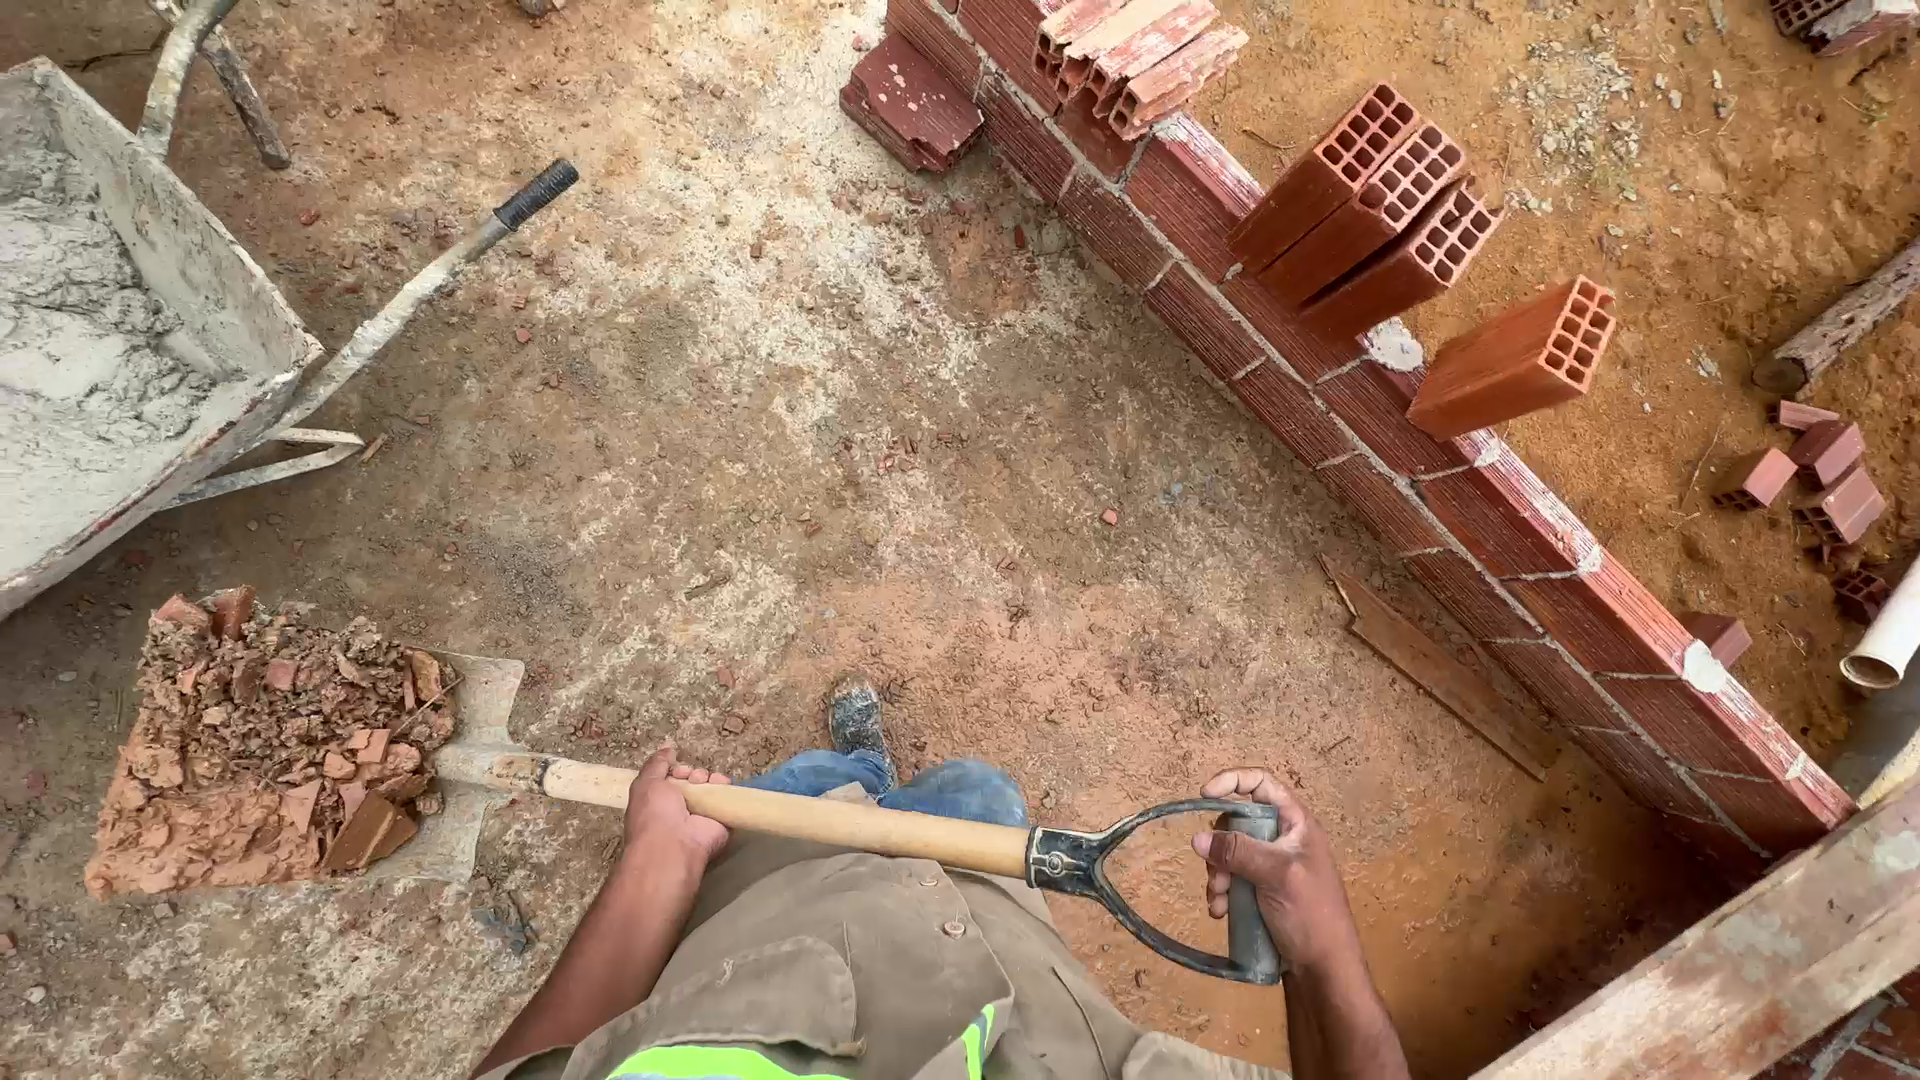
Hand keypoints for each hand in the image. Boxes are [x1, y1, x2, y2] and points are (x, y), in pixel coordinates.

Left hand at [623, 746, 731, 870]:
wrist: (673, 844)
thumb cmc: (654, 814)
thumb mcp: (646, 783)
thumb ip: (656, 764)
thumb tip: (669, 750)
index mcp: (662, 802)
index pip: (676, 778)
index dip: (677, 769)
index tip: (677, 770)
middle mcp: (683, 808)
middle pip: (695, 780)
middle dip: (694, 773)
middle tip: (691, 779)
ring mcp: (703, 813)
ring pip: (712, 786)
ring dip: (708, 777)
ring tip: (703, 782)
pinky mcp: (722, 818)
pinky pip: (727, 796)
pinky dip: (725, 785)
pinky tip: (719, 784)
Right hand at [1190, 768, 1362, 973]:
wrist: (1326, 972)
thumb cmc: (1312, 915)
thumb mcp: (1276, 875)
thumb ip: (1237, 851)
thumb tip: (1197, 839)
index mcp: (1296, 824)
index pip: (1261, 783)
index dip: (1232, 781)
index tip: (1205, 794)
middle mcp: (1282, 838)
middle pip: (1237, 821)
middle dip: (1220, 846)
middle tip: (1218, 873)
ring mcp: (1271, 865)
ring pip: (1229, 851)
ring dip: (1218, 874)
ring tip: (1220, 900)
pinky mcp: (1261, 889)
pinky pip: (1231, 877)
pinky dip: (1222, 891)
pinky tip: (1221, 911)